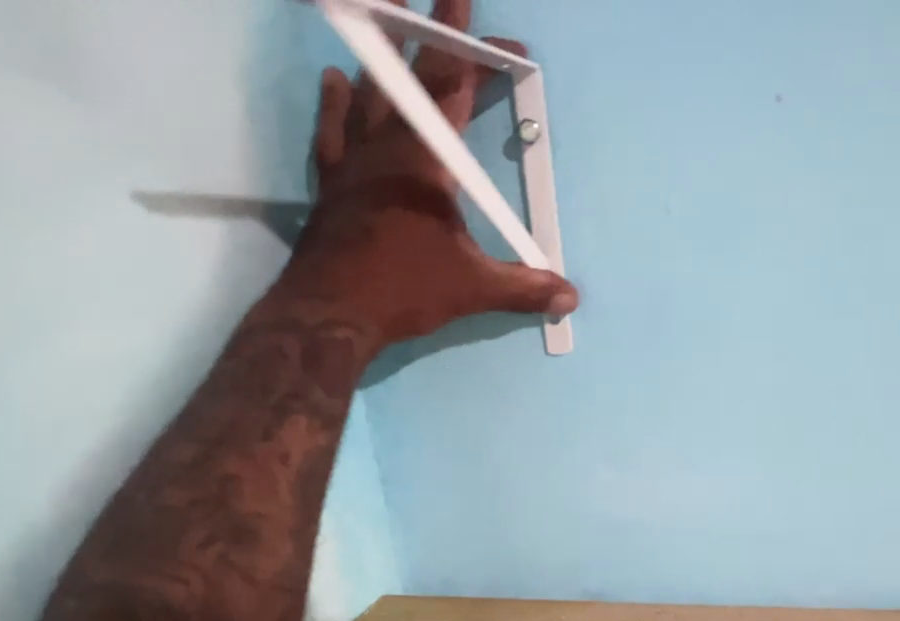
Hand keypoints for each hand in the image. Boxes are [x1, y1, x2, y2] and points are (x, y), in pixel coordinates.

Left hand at [278, 0, 578, 344]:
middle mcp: (385, 147)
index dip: (479, 59)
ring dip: (382, 56)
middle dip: (433, 33)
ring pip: (366, 92)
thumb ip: (522, 287)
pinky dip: (334, 104)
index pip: (455, 91)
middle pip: (411, 76)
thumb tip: (571, 296)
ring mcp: (352, 164)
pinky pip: (331, 131)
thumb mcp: (472, 288)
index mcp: (425, 160)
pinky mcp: (330, 186)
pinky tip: (332, 82)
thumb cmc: (402, 290)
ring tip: (388, 20)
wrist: (329, 313)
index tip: (509, 44)